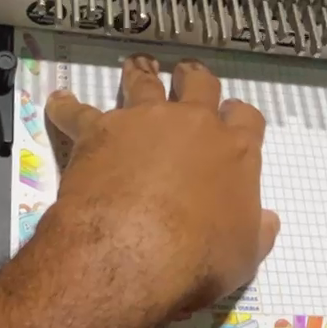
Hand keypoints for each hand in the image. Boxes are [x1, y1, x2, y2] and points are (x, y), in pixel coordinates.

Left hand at [39, 55, 279, 321]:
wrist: (136, 250)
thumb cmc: (200, 260)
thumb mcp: (244, 255)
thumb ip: (256, 230)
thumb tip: (266, 220)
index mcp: (236, 152)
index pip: (246, 117)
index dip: (237, 117)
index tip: (229, 120)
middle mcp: (193, 124)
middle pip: (198, 83)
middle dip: (193, 79)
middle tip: (185, 78)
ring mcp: (145, 121)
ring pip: (144, 82)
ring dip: (140, 74)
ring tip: (136, 68)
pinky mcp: (99, 130)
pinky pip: (77, 111)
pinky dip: (67, 108)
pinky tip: (59, 104)